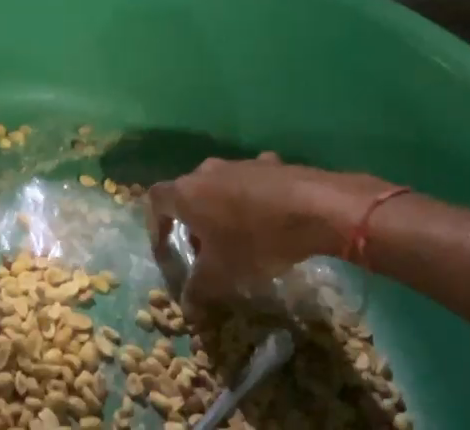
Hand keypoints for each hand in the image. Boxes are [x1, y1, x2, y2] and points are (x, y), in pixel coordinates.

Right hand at [148, 156, 393, 301]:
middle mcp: (206, 172)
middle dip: (191, 223)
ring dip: (220, 210)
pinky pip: (250, 182)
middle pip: (187, 195)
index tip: (168, 253)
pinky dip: (251, 199)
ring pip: (218, 187)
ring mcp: (238, 164)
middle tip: (205, 252)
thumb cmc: (256, 239)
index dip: (156, 228)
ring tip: (237, 238)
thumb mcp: (223, 274)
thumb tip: (186, 306)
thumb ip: (199, 289)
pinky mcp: (268, 164)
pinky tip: (268, 218)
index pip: (155, 203)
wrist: (314, 207)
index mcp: (186, 193)